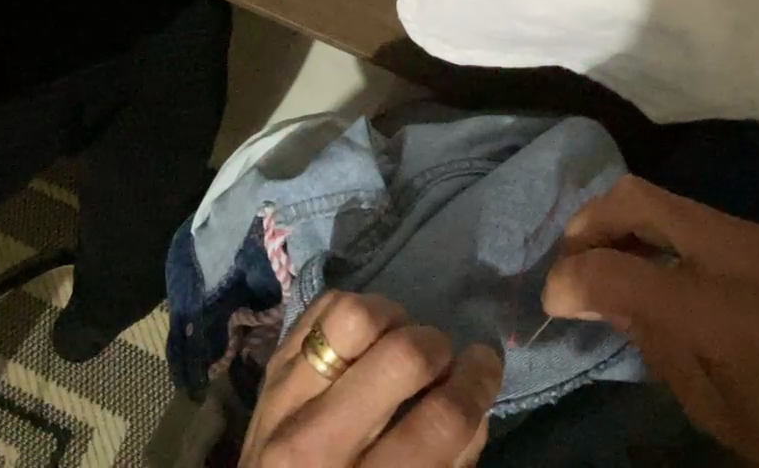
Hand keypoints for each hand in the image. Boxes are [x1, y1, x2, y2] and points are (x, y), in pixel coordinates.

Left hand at [241, 292, 501, 467]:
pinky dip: (356, 310)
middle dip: (438, 348)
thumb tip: (473, 395)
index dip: (477, 385)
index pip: (440, 422)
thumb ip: (452, 457)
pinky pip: (323, 306)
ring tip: (400, 341)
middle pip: (400, 357)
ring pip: (354, 315)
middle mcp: (318, 441)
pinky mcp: (272, 364)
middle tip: (442, 360)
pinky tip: (368, 337)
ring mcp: (285, 396)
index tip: (487, 365)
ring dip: (393, 319)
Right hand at [542, 178, 758, 467]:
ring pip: (666, 201)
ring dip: (626, 224)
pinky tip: (661, 272)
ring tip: (610, 265)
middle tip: (571, 259)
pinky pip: (698, 220)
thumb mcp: (713, 406)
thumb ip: (649, 337)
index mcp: (720, 308)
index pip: (615, 267)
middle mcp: (739, 252)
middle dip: (590, 221)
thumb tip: (593, 294)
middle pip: (636, 196)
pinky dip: (662, 234)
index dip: (569, 277)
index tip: (552, 298)